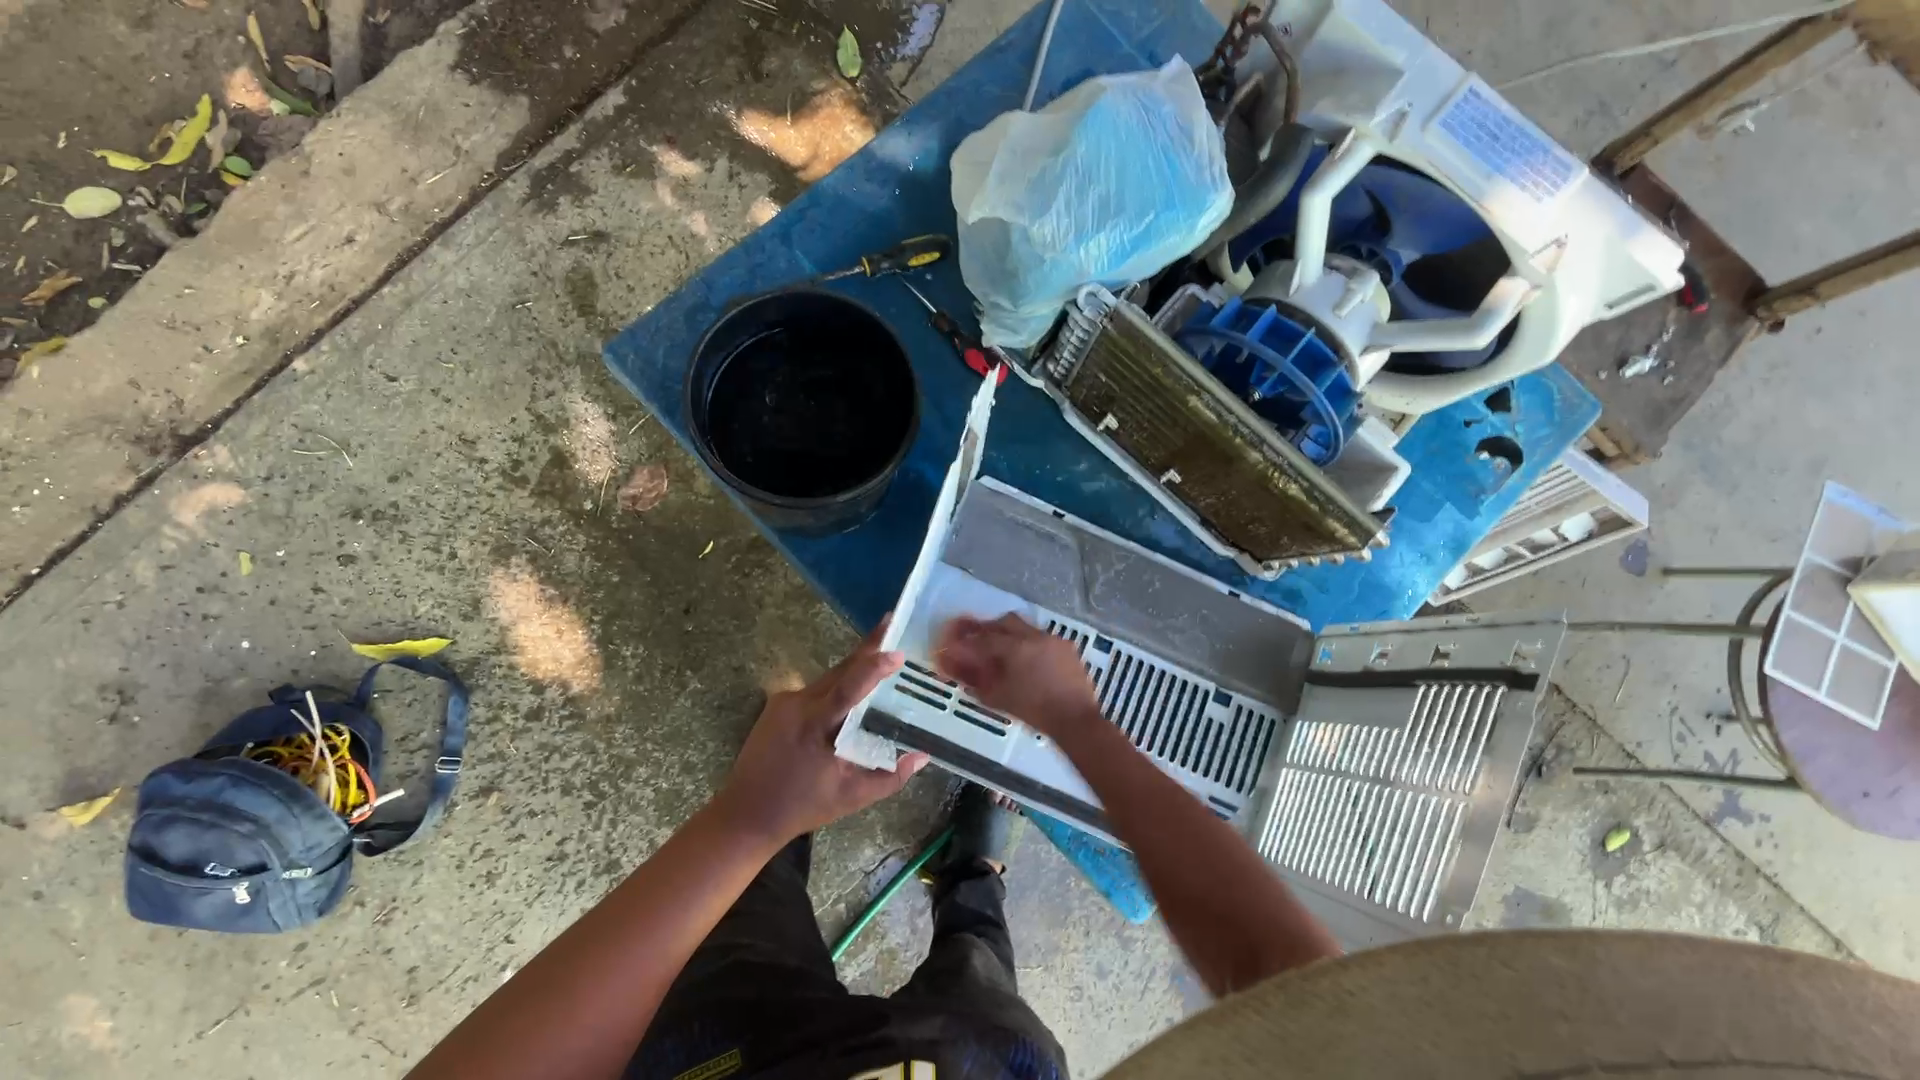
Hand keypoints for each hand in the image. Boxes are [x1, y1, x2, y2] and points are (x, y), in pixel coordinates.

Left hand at [716, 620, 928, 844]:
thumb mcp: (851, 798)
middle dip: (868, 649)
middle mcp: (798, 704)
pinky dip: (835, 689)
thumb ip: (890, 777)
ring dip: (853, 670)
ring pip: (827, 680)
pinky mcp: (776, 707)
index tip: (896, 651)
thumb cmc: (802, 806)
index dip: (873, 667)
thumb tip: (923, 756)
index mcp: (815, 725)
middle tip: (892, 623)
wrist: (745, 814)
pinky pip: (814, 692)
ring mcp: (783, 702)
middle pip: (840, 671)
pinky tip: (851, 694)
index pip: (849, 687)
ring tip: (881, 655)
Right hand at [934, 614, 1101, 740]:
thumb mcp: (1000, 699)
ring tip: (1008, 652)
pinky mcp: (1068, 648)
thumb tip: (966, 675)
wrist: (1075, 718)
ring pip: (1027, 627)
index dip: (970, 642)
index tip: (960, 645)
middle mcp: (1035, 636)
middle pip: (1007, 621)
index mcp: (1016, 647)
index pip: (986, 639)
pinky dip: (1032, 644)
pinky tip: (1031, 661)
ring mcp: (1054, 640)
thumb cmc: (1035, 710)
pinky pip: (1044, 638)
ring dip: (1013, 635)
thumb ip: (980, 683)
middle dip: (992, 628)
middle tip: (983, 640)